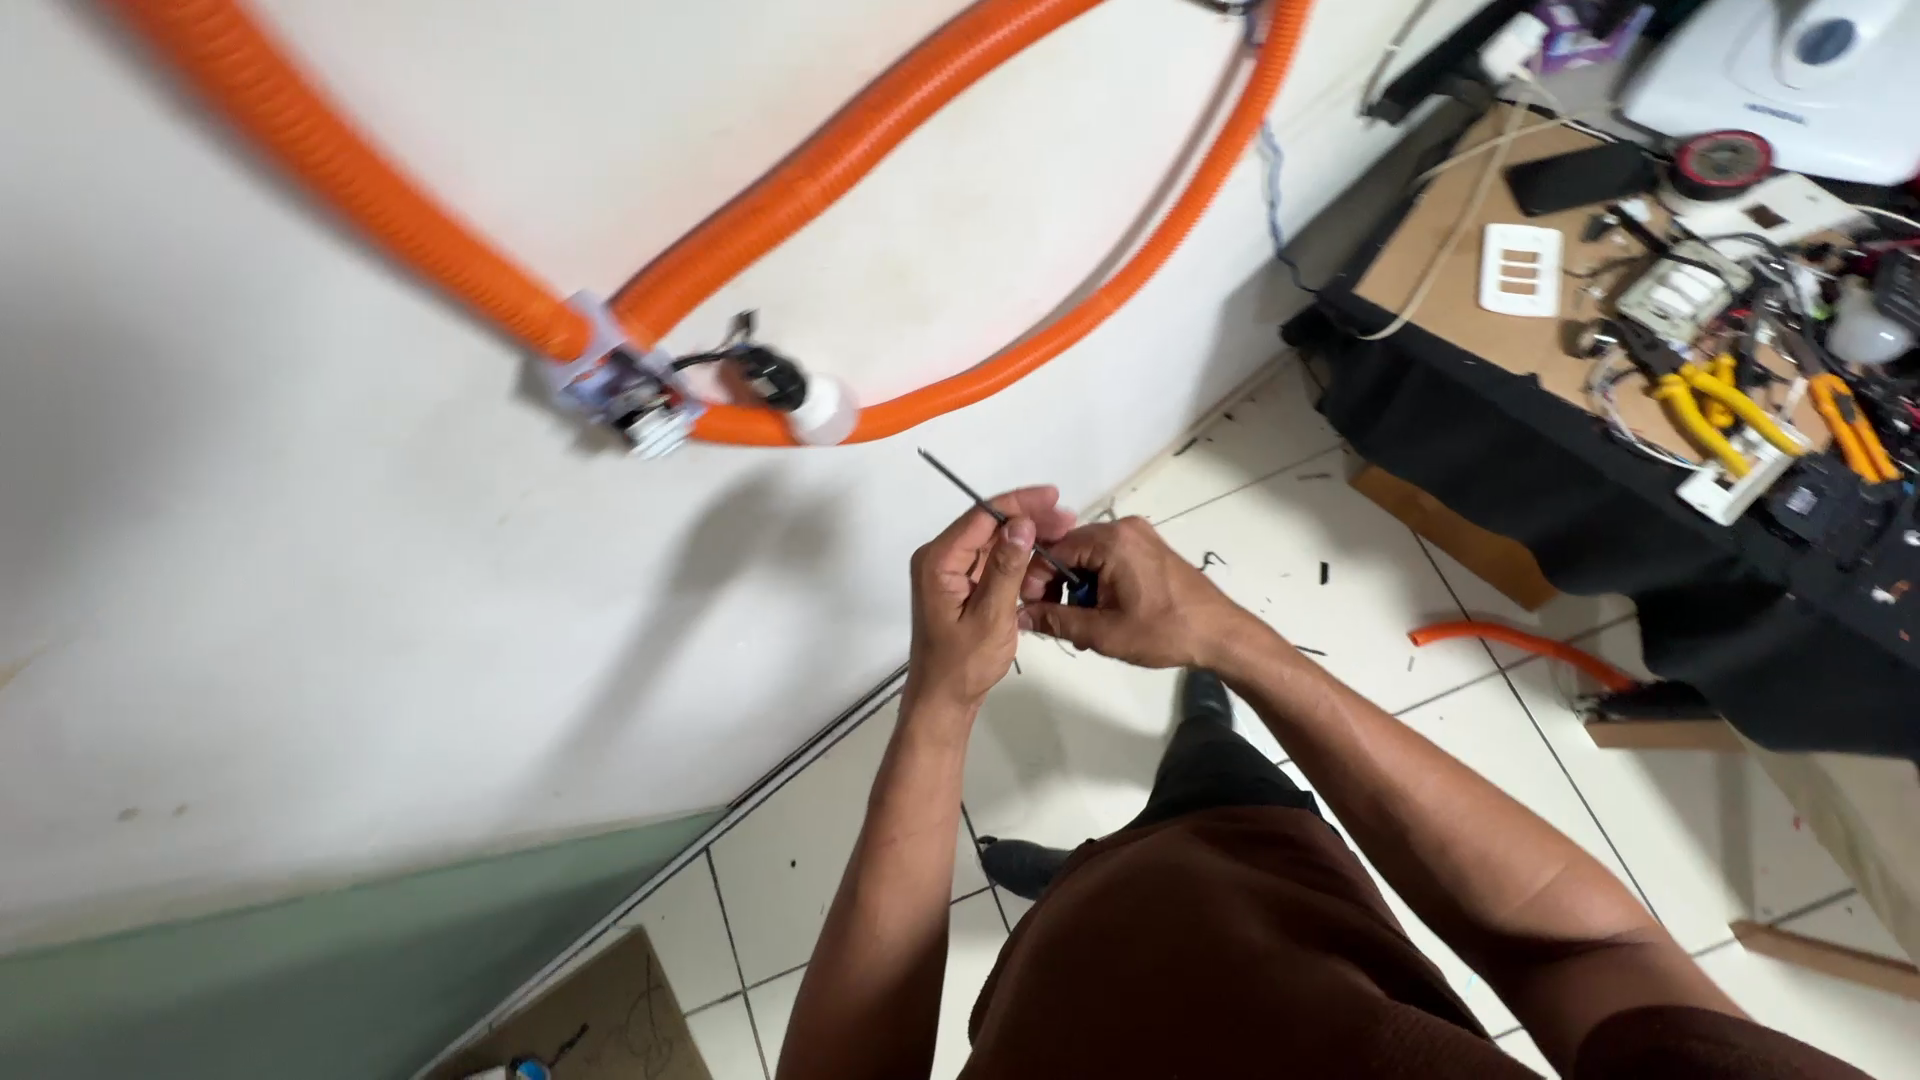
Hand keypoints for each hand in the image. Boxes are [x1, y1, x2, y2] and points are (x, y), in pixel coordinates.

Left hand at [906, 486, 1076, 713]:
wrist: (943, 700)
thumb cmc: (963, 664)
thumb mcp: (990, 616)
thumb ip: (1006, 568)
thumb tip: (1022, 524)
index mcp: (938, 561)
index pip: (981, 517)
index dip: (1018, 502)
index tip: (1053, 496)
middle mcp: (941, 559)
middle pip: (988, 525)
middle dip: (1027, 519)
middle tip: (1067, 518)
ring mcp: (951, 573)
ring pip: (993, 542)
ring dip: (1026, 539)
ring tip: (1063, 536)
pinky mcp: (962, 586)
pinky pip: (992, 562)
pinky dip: (1018, 560)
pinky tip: (1044, 559)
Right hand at [1018, 517, 1264, 670]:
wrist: (1220, 635)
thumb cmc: (1164, 631)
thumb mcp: (1103, 632)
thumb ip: (1057, 621)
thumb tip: (1021, 617)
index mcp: (1111, 540)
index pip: (1053, 550)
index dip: (1036, 580)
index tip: (1030, 608)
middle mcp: (1124, 528)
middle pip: (1070, 550)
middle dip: (1056, 585)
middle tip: (1053, 619)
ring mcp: (1140, 536)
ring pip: (1088, 557)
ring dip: (1077, 587)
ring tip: (1080, 622)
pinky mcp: (1149, 549)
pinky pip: (1108, 559)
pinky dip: (1097, 582)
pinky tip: (1101, 611)